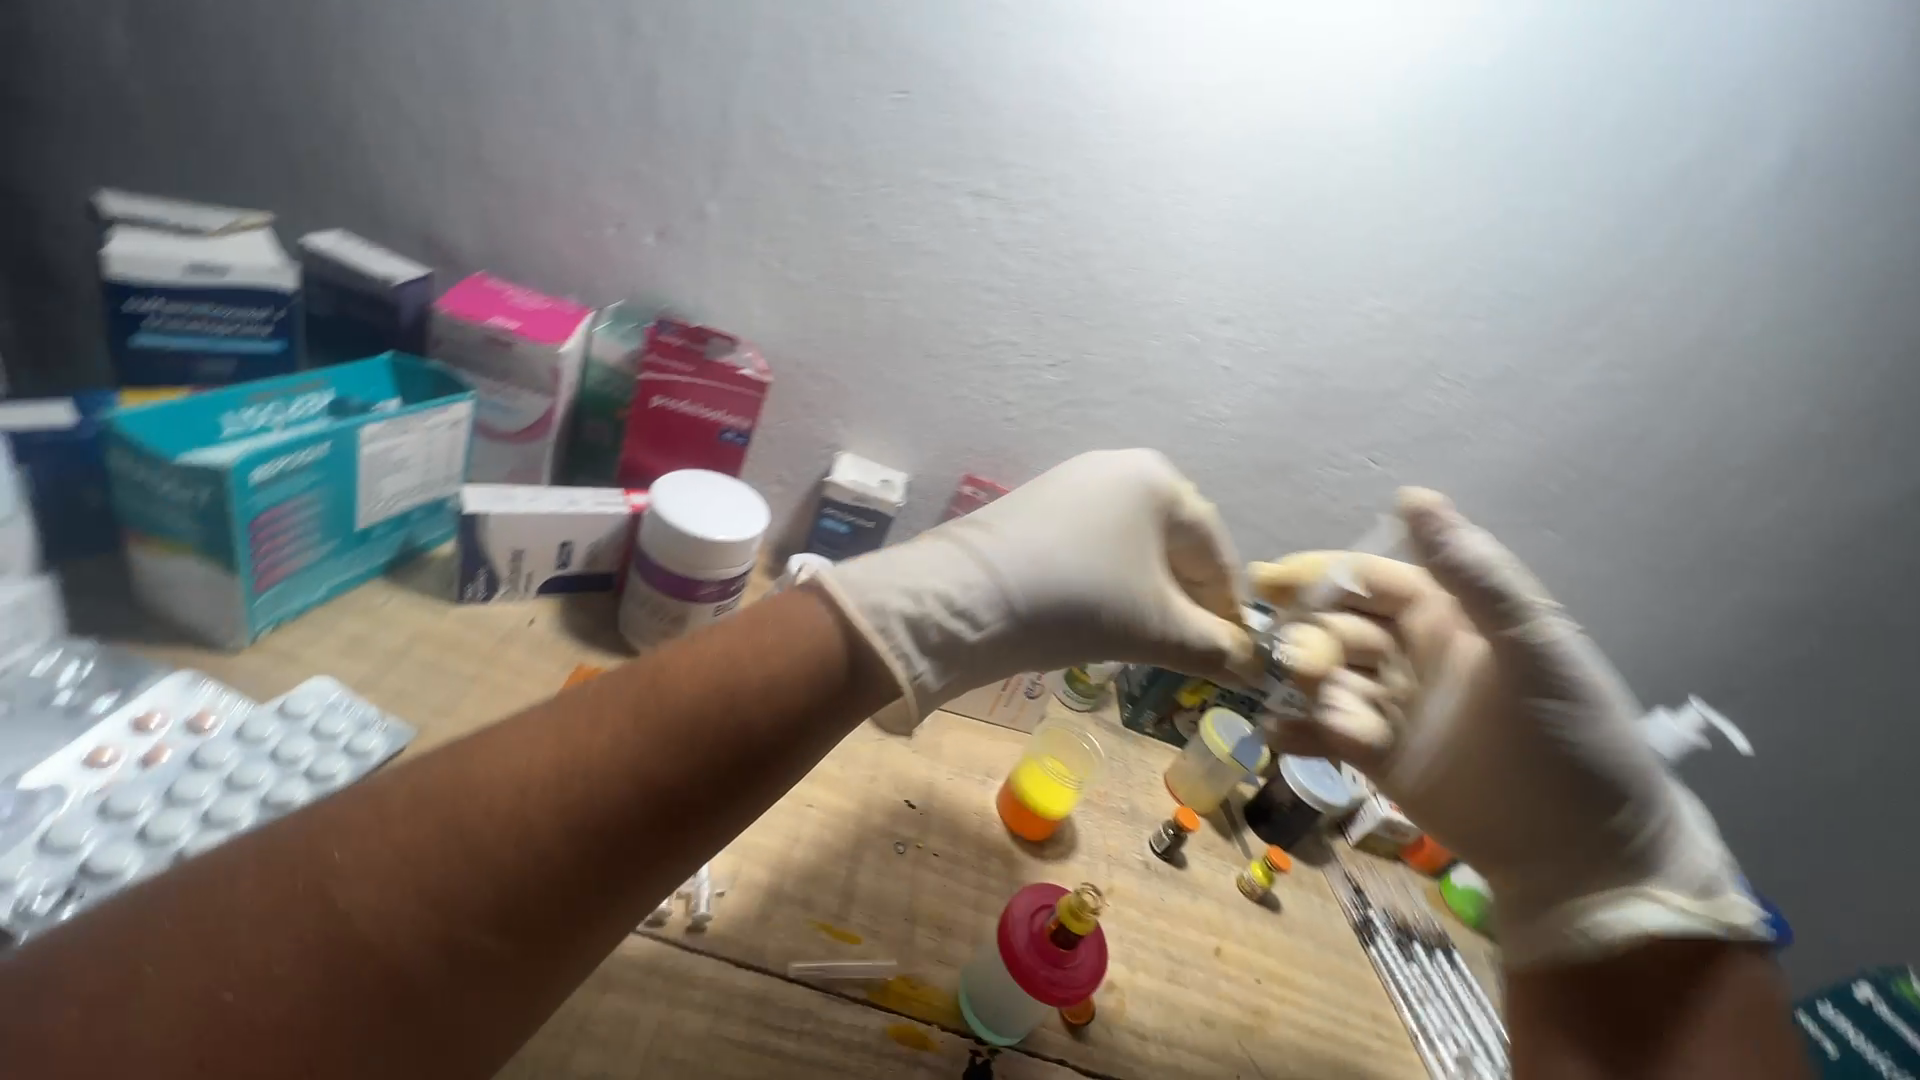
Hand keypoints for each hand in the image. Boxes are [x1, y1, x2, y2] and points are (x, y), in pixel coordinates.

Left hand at [818, 449, 1257, 731]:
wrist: (961, 600)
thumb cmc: (1077, 603)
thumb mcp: (1156, 629)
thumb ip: (1216, 648)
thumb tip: (1254, 670)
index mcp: (1159, 479)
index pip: (1215, 552)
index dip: (1229, 610)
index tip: (1236, 659)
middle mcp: (1117, 466)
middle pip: (1173, 546)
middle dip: (1186, 603)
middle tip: (1191, 655)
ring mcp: (1069, 483)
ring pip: (1130, 549)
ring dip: (1147, 597)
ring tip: (1145, 642)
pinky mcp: (1033, 508)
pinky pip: (1091, 547)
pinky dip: (1106, 584)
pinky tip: (1097, 617)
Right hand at [1250, 489, 1767, 966]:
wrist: (1582, 854)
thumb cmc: (1568, 740)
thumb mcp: (1531, 650)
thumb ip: (1472, 576)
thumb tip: (1412, 496)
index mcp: (1447, 620)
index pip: (1370, 579)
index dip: (1321, 573)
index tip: (1270, 579)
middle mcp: (1410, 655)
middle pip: (1337, 629)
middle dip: (1311, 639)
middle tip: (1302, 665)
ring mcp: (1388, 706)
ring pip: (1325, 678)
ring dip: (1310, 688)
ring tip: (1332, 719)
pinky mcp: (1371, 755)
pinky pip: (1319, 730)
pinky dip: (1295, 730)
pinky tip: (1282, 736)